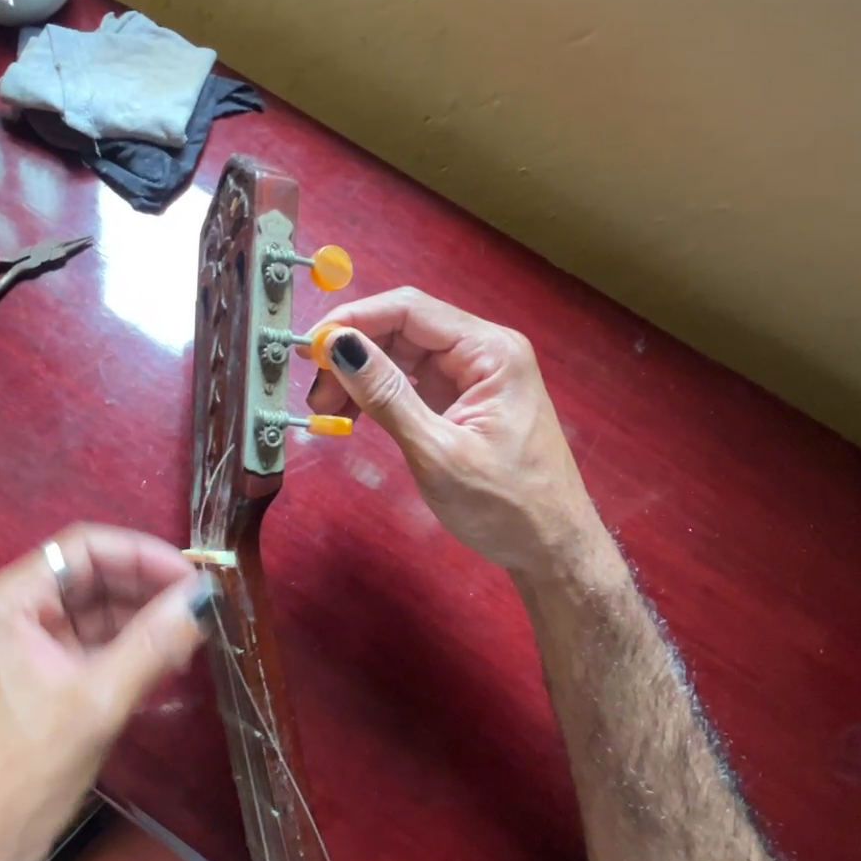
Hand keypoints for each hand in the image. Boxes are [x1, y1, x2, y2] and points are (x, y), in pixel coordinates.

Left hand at [0, 525, 209, 860]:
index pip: (84, 547)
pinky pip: (90, 645)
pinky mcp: (38, 675)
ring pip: (95, 611)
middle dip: (146, 590)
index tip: (191, 577)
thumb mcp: (96, 701)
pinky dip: (127, 650)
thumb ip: (152, 644)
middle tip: (200, 609)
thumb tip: (203, 599)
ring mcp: (25, 643)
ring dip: (141, 622)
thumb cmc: (23, 767)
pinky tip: (165, 664)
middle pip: (91, 576)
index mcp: (10, 599)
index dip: (142, 553)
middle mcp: (14, 610)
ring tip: (190, 639)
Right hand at [307, 287, 601, 571]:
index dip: (354, 319)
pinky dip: (376, 394)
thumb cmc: (504, 506)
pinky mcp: (461, 399)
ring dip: (359, 376)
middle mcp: (482, 351)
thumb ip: (386, 395)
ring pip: (400, 355)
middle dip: (352, 354)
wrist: (551, 550)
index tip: (309, 347)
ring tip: (326, 411)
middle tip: (316, 395)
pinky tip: (352, 415)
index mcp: (490, 351)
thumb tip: (338, 345)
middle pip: (402, 329)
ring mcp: (471, 375)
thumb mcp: (437, 452)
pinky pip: (409, 381)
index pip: (409, 310)